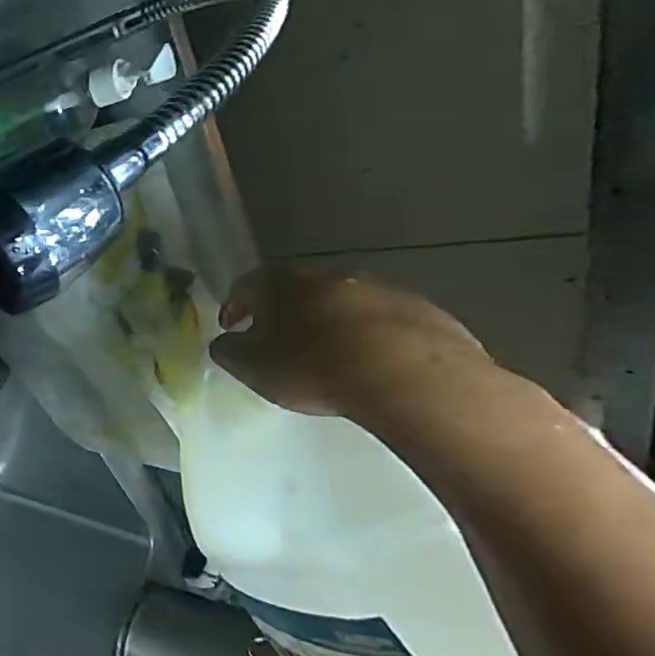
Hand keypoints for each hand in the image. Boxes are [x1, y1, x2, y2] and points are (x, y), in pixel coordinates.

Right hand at [208, 267, 491, 417]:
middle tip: (279, 342)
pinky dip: (372, 337)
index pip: (246, 284)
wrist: (412, 380)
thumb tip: (227, 342)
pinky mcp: (427, 312)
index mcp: (282, 283)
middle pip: (298, 290)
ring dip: (331, 323)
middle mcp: (330, 275)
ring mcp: (383, 290)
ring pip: (344, 303)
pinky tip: (373, 366)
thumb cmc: (313, 368)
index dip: (234, 305)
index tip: (231, 327)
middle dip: (285, 312)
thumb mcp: (250, 366)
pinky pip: (386, 322)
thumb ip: (228, 350)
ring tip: (329, 358)